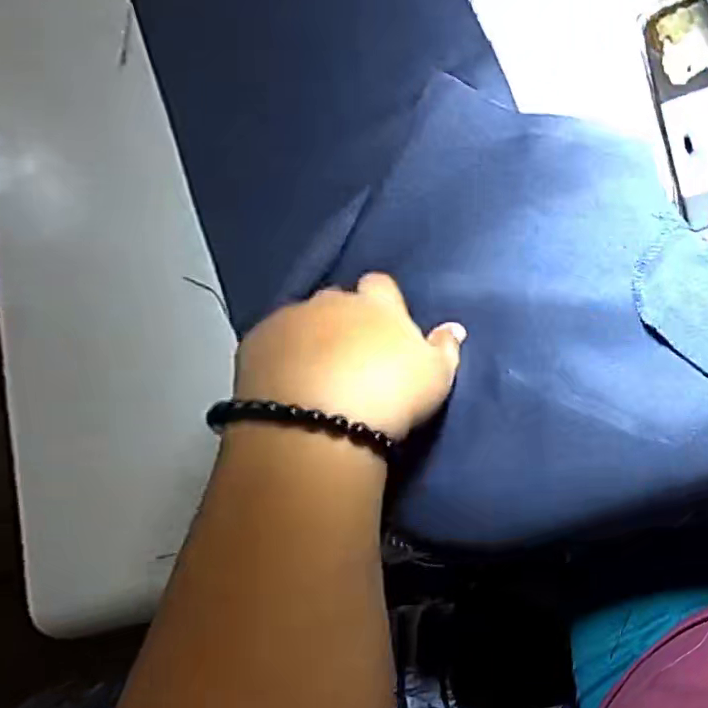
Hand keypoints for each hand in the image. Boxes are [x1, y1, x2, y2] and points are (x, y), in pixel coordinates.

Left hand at [233, 274, 463, 439]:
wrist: (320, 422)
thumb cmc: (394, 394)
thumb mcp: (437, 376)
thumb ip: (445, 348)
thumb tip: (454, 328)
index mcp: (377, 305)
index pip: (381, 285)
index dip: (386, 302)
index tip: (392, 327)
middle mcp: (330, 302)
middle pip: (339, 300)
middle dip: (346, 318)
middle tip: (360, 354)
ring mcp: (287, 320)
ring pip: (304, 320)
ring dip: (315, 337)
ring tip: (326, 373)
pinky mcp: (254, 344)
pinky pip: (275, 342)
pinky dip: (285, 355)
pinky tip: (295, 382)